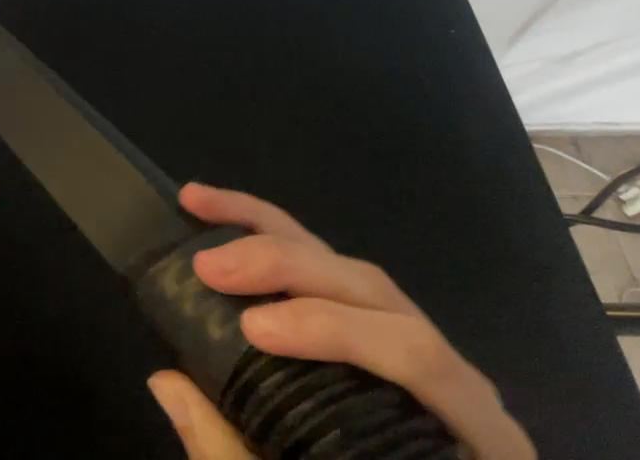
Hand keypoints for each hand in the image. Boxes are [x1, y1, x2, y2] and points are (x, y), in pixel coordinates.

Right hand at [146, 184, 535, 459]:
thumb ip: (237, 455)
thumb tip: (166, 383)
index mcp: (474, 435)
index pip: (415, 357)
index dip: (334, 331)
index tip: (252, 330)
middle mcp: (451, 379)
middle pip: (374, 292)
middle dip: (287, 268)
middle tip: (207, 267)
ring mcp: (409, 346)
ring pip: (345, 267)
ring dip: (269, 231)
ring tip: (199, 204)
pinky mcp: (367, 330)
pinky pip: (324, 273)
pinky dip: (270, 237)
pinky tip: (218, 217)